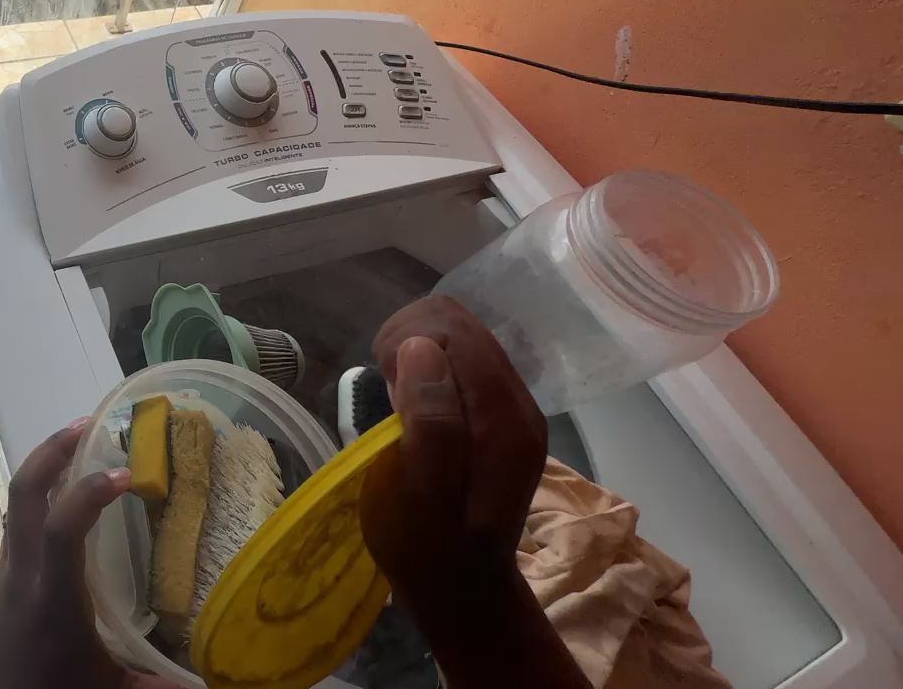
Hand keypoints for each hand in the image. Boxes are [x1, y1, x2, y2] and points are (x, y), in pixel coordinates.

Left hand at [0, 418, 175, 688]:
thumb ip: (162, 683)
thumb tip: (221, 680)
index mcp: (52, 603)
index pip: (60, 531)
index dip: (89, 494)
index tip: (125, 473)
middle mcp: (22, 576)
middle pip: (24, 492)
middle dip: (53, 450)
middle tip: (89, 423)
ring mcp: (5, 572)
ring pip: (15, 500)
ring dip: (44, 465)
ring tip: (80, 444)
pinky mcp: (0, 575)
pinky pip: (17, 518)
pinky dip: (40, 493)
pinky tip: (65, 494)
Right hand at [358, 296, 586, 688]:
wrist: (456, 582)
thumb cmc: (424, 543)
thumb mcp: (419, 495)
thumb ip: (430, 424)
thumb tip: (419, 348)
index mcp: (503, 419)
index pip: (453, 328)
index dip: (405, 341)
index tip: (386, 384)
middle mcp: (515, 402)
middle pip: (456, 320)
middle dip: (407, 339)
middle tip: (388, 389)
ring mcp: (505, 404)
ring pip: (453, 331)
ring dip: (410, 348)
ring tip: (395, 394)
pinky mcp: (489, 409)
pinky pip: (451, 354)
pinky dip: (418, 363)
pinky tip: (406, 399)